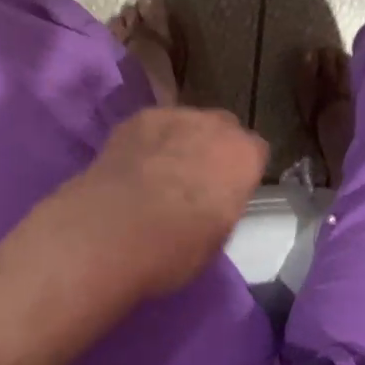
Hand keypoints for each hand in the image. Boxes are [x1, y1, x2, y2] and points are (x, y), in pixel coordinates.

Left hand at [40, 107, 267, 300]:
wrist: (108, 231)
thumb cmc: (172, 249)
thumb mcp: (216, 239)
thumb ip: (223, 206)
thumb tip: (212, 201)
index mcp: (243, 156)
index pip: (256, 153)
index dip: (241, 173)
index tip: (227, 193)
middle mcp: (213, 126)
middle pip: (223, 129)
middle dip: (214, 149)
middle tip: (195, 182)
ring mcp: (171, 116)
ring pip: (187, 122)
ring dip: (181, 141)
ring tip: (159, 172)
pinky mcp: (133, 119)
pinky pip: (153, 126)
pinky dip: (149, 141)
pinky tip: (134, 166)